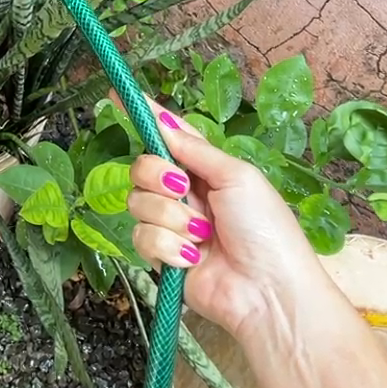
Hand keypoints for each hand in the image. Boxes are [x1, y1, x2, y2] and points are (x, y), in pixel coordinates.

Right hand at [127, 103, 331, 338]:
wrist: (269, 293)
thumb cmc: (266, 230)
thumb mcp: (237, 177)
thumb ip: (194, 149)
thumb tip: (163, 120)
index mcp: (205, 170)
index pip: (169, 136)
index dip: (145, 116)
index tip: (117, 95)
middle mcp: (184, 194)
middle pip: (142, 167)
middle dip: (158, 176)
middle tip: (184, 189)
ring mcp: (171, 225)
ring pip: (138, 202)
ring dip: (170, 217)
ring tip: (200, 234)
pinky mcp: (161, 255)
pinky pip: (142, 237)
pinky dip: (167, 246)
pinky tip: (191, 258)